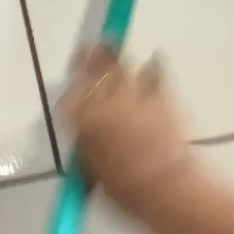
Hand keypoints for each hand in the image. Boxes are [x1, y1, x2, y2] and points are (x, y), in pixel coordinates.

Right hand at [61, 46, 195, 205]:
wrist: (164, 185)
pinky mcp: (162, 93)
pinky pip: (157, 69)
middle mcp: (104, 100)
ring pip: (121, 62)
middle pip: (93, 68)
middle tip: (89, 49)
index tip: (72, 88)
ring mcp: (134, 92)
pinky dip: (155, 64)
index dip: (71, 91)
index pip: (69, 97)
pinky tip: (156, 58)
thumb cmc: (125, 189)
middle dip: (90, 57)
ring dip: (117, 54)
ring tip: (114, 44)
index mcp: (82, 121)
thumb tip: (87, 140)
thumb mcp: (94, 173)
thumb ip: (88, 148)